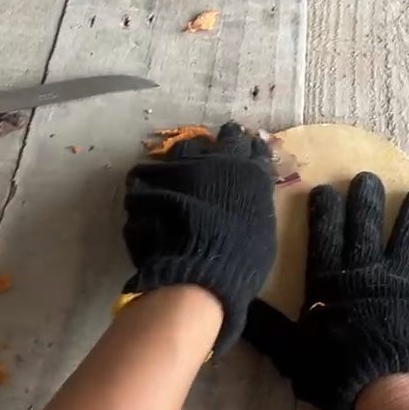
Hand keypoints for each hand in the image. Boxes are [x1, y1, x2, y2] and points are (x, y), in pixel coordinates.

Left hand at [121, 122, 275, 352]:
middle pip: (226, 137)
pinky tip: (148, 193)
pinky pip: (150, 173)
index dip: (251, 148)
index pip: (255, 149)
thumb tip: (245, 202)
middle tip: (219, 149)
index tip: (248, 146)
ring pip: (185, 148)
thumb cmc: (240, 261)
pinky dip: (151, 182)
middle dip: (224, 139)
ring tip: (180, 171)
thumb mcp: (260, 231)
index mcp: (251, 175)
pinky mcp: (154, 178)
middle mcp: (220, 161)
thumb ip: (253, 207)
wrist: (199, 272)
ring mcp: (185, 166)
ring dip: (186, 157)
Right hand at [245, 172, 408, 409]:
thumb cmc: (336, 372)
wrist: (389, 386)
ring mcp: (407, 274)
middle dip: (367, 195)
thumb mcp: (292, 351)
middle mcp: (369, 266)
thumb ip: (269, 328)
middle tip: (367, 177)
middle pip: (367, 220)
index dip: (324, 208)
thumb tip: (241, 311)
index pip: (324, 231)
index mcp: (332, 277)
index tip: (325, 189)